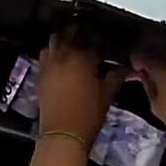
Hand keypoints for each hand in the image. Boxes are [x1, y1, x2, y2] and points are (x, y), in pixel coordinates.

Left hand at [37, 32, 123, 147]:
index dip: (97, 43)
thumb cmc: (88, 113)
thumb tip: (125, 68)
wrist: (62, 132)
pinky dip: (51, 52)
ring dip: (62, 40)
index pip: (90, 43)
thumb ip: (115, 77)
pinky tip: (59, 58)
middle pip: (67, 35)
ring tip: (71, 44)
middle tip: (85, 35)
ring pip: (53, 42)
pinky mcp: (40, 73)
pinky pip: (44, 55)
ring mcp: (48, 64)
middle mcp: (62, 56)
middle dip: (76, 32)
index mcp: (81, 58)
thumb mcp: (106, 94)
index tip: (102, 44)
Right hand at [131, 32, 165, 132]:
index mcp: (162, 65)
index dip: (135, 60)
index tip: (135, 71)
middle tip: (148, 72)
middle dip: (151, 57)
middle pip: (159, 47)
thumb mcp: (158, 108)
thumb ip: (148, 86)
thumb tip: (144, 75)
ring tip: (164, 77)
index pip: (141, 53)